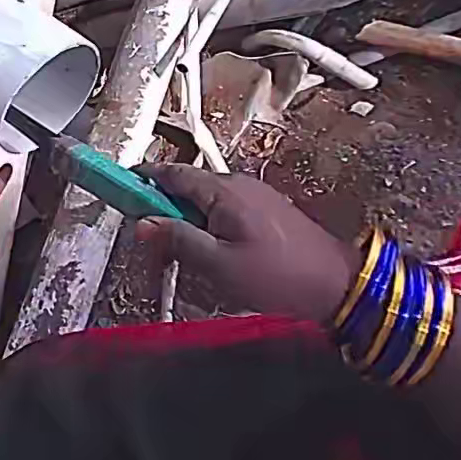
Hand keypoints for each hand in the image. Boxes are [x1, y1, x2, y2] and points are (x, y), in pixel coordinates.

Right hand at [134, 163, 356, 321]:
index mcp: (224, 192)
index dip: (143, 178)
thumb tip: (142, 223)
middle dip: (162, 203)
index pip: (172, 173)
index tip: (120, 187)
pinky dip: (204, 221)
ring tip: (176, 246)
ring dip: (184, 216)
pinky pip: (223, 207)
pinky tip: (207, 248)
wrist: (340, 286)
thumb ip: (178, 240)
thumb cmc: (277, 276)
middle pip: (187, 185)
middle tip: (147, 231)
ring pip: (204, 198)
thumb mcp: (219, 264)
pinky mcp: (265, 209)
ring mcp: (255, 194)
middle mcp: (239, 184)